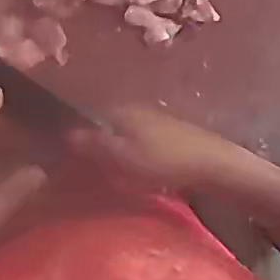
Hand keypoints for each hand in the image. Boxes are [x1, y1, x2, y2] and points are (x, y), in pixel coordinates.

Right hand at [71, 105, 245, 190]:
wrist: (215, 165)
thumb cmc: (162, 161)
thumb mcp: (121, 157)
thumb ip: (92, 145)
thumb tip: (65, 134)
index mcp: (119, 110)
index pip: (89, 116)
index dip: (79, 135)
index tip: (72, 156)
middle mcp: (135, 108)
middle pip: (108, 123)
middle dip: (99, 141)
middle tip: (92, 166)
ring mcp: (156, 118)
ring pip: (127, 131)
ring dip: (119, 148)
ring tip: (114, 171)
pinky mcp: (173, 132)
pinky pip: (143, 140)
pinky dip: (137, 152)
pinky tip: (140, 169)